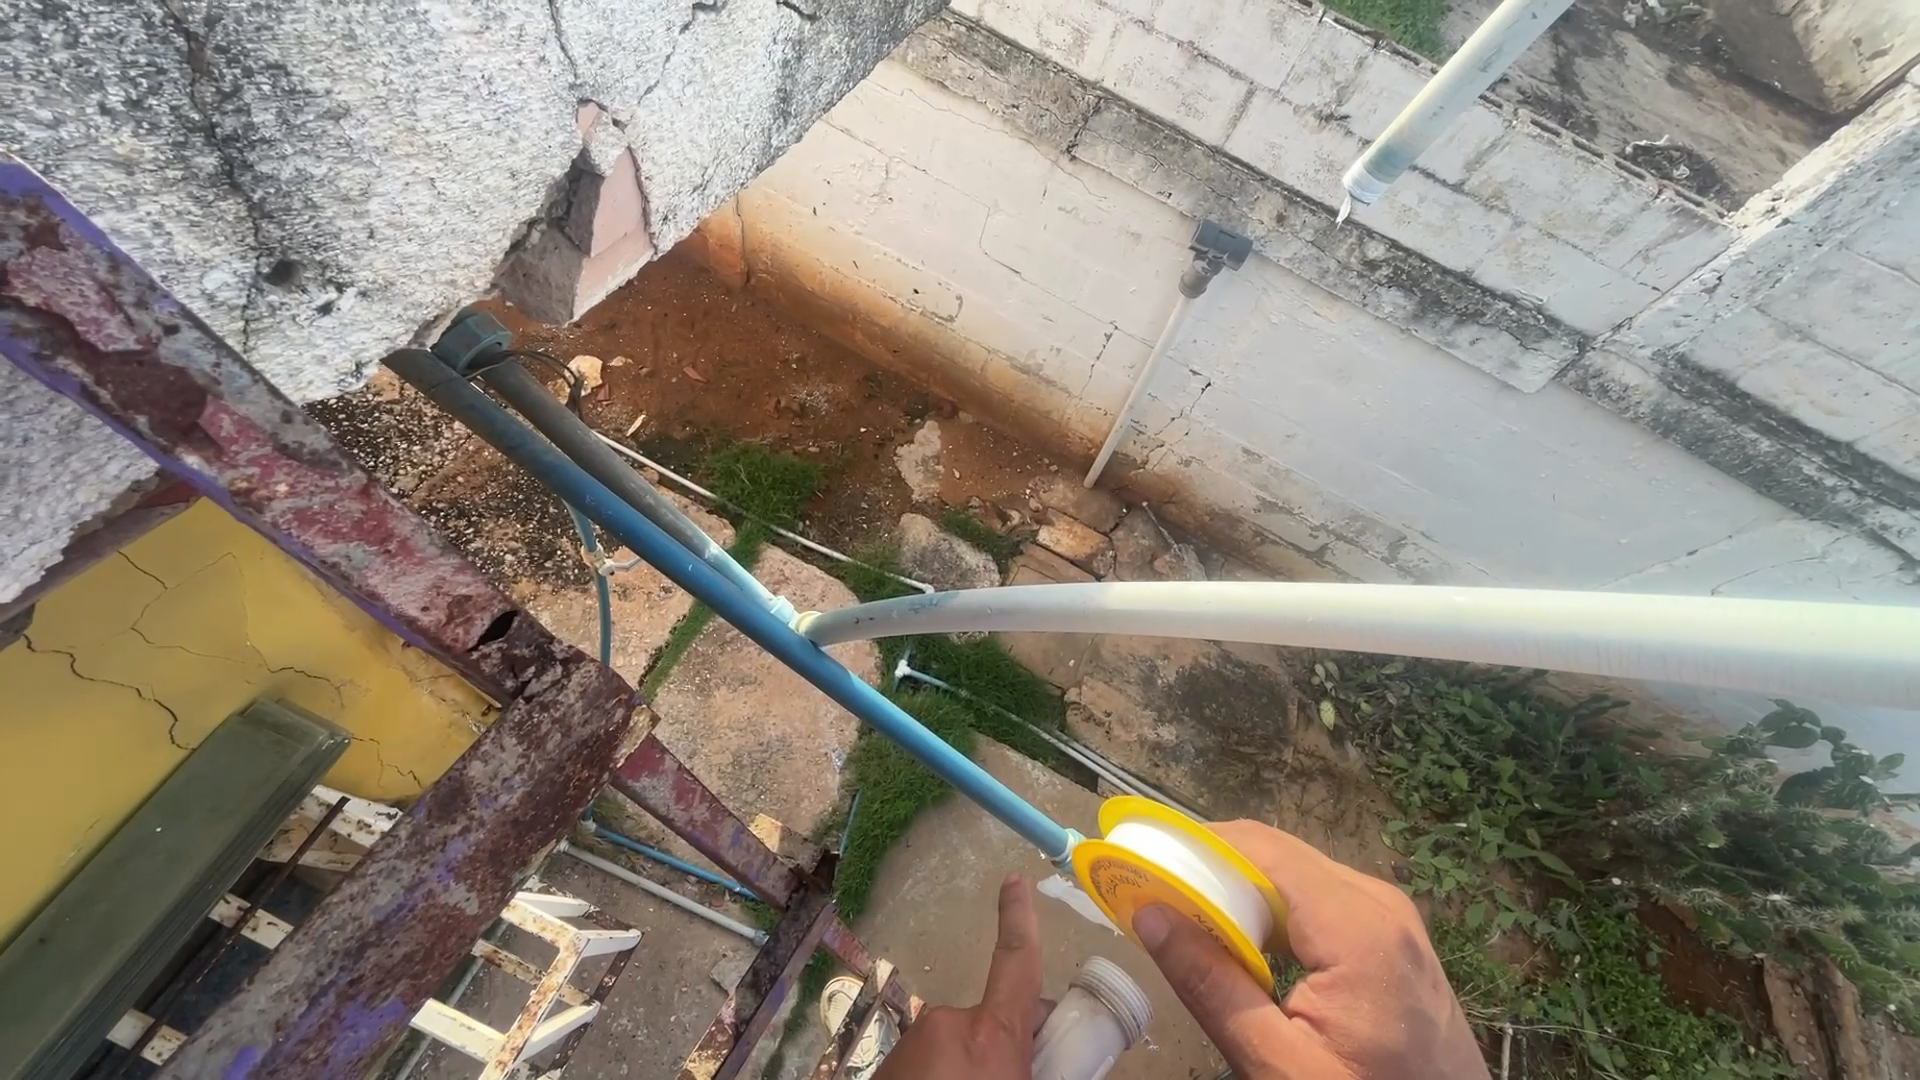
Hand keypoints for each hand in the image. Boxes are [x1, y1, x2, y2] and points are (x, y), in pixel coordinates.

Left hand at [874, 873, 1052, 1079]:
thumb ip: (1053, 1068)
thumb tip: (1075, 1060)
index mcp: (990, 1036)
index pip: (1015, 959)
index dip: (1019, 918)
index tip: (1014, 879)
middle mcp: (946, 1028)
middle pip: (989, 1020)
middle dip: (1006, 1042)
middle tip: (1022, 1071)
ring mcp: (908, 1047)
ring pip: (957, 1048)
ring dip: (971, 1067)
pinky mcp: (884, 1068)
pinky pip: (926, 1067)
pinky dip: (942, 1077)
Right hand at [1133, 822, 1487, 1078]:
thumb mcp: (1281, 1067)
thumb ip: (1212, 986)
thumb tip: (1148, 914)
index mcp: (1359, 927)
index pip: (1263, 848)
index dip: (1201, 843)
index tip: (1151, 855)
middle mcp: (1381, 904)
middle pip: (1279, 853)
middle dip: (1216, 865)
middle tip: (1162, 888)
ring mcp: (1393, 918)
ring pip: (1297, 871)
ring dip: (1243, 886)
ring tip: (1195, 913)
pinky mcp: (1394, 937)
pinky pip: (1320, 896)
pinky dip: (1276, 907)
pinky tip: (1248, 939)